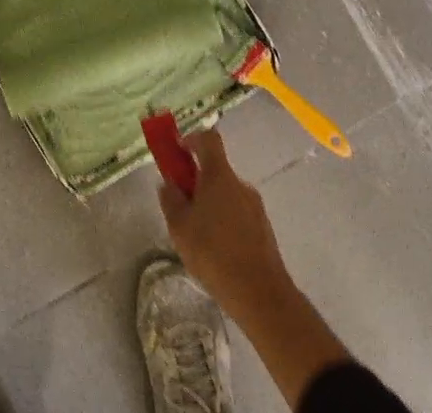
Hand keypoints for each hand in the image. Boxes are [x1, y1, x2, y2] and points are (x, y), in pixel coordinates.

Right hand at [159, 128, 353, 401]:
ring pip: (226, 194)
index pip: (208, 140)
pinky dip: (223, 220)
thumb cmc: (212, 253)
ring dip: (209, 203)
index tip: (176, 151)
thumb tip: (169, 183)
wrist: (258, 292)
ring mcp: (255, 206)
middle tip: (179, 204)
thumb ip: (171, 199)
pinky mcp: (262, 227)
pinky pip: (237, 213)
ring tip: (195, 234)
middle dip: (195, 181)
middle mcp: (240, 184)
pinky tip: (214, 249)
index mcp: (219, 176)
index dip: (191, 139)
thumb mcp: (179, 226)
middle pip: (215, 170)